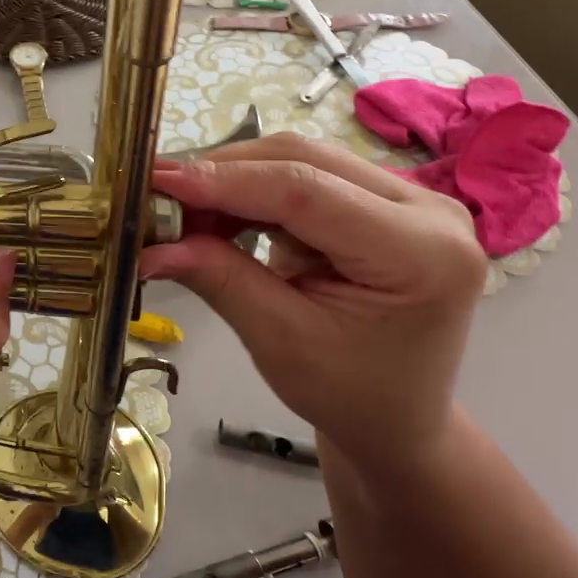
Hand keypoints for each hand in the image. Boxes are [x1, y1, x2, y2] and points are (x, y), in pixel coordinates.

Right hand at [142, 133, 487, 474]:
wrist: (397, 417)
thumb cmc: (348, 393)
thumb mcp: (279, 341)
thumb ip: (219, 279)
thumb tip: (150, 245)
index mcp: (421, 252)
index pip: (306, 191)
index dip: (225, 180)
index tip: (157, 181)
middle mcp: (428, 208)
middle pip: (303, 161)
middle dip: (222, 173)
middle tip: (156, 195)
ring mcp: (408, 198)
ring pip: (299, 159)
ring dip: (232, 178)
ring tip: (179, 210)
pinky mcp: (381, 199)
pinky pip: (303, 174)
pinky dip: (249, 191)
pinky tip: (214, 214)